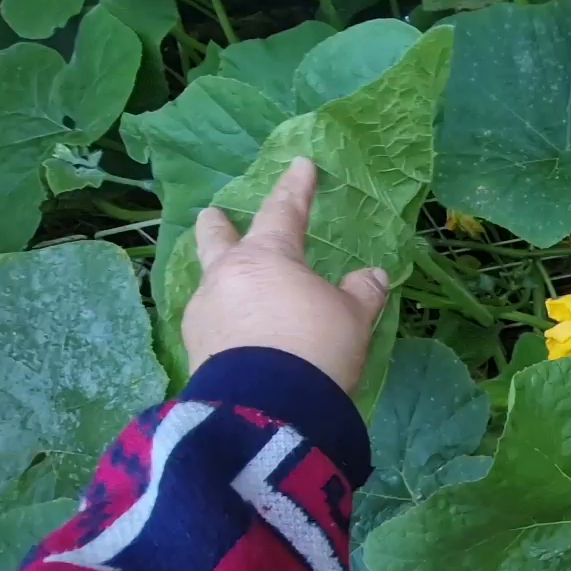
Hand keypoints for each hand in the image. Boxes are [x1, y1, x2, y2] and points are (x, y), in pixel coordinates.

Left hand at [183, 157, 390, 392]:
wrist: (272, 406)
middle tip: (215, 214)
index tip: (300, 164)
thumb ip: (363, 292)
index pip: (285, 213)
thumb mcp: (354, 317)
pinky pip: (211, 320)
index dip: (297, 189)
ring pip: (209, 281)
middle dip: (219, 225)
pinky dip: (224, 317)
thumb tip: (372, 276)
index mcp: (268, 258)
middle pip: (217, 240)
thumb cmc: (318, 346)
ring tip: (230, 285)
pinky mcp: (198, 349)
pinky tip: (234, 331)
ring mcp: (206, 312)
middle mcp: (227, 277)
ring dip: (220, 277)